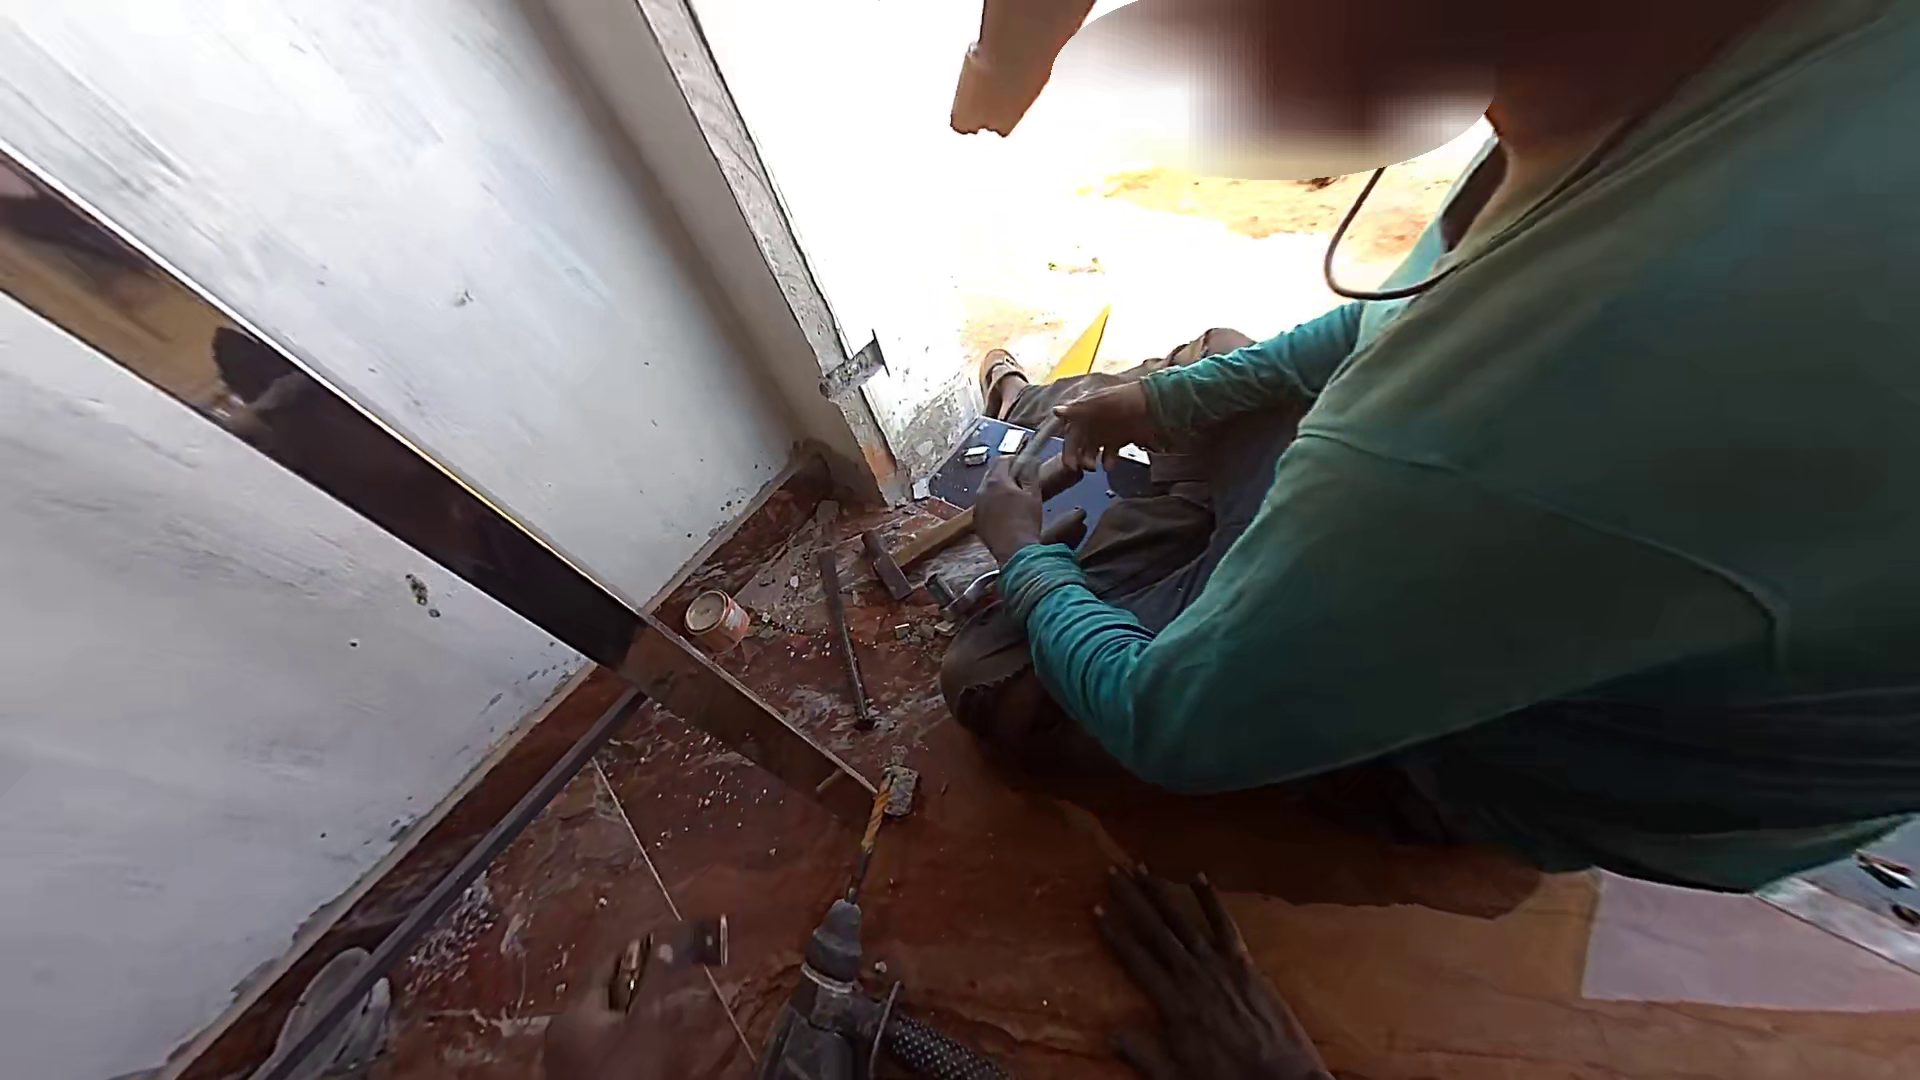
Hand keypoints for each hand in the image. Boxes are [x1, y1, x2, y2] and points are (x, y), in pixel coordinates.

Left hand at [544, 937, 709, 1079]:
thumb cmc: (624, 1073)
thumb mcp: (647, 1022)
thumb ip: (657, 980)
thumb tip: (668, 942)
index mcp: (573, 1012)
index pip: (610, 962)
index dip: (641, 949)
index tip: (672, 941)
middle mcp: (564, 1030)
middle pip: (612, 989)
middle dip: (645, 982)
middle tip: (677, 975)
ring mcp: (569, 1057)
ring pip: (614, 1016)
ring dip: (642, 1008)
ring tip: (673, 1003)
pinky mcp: (581, 1075)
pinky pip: (610, 1039)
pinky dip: (632, 1032)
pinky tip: (654, 1035)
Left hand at [974, 455, 1044, 563]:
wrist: (1015, 551)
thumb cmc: (1025, 522)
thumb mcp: (1033, 494)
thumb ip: (1030, 473)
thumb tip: (1031, 460)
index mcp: (995, 482)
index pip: (1002, 459)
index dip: (1015, 459)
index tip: (1025, 464)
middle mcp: (982, 491)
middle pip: (993, 473)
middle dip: (1006, 474)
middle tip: (1022, 482)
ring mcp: (977, 506)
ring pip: (988, 490)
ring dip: (999, 489)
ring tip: (1015, 499)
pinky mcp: (977, 520)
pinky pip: (984, 505)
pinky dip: (994, 504)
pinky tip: (1006, 513)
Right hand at [1053, 383, 1157, 472]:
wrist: (1153, 403)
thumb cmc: (1123, 400)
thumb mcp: (1097, 403)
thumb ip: (1076, 409)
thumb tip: (1056, 410)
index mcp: (1085, 414)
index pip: (1070, 434)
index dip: (1068, 449)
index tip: (1070, 464)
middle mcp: (1094, 424)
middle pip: (1080, 445)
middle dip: (1079, 457)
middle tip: (1083, 467)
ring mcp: (1107, 433)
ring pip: (1093, 451)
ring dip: (1092, 460)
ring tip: (1095, 467)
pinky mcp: (1121, 440)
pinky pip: (1110, 454)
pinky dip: (1109, 461)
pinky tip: (1110, 465)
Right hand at [1095, 867, 1331, 1079]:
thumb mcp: (1179, 1078)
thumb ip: (1144, 1055)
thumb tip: (1108, 1034)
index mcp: (1174, 1002)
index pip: (1136, 958)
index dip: (1114, 933)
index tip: (1096, 908)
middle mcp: (1191, 974)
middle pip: (1154, 929)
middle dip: (1132, 899)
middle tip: (1114, 872)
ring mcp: (1217, 964)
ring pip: (1181, 920)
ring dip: (1160, 892)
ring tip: (1141, 867)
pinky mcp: (1242, 962)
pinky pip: (1224, 924)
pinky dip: (1210, 899)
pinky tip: (1198, 876)